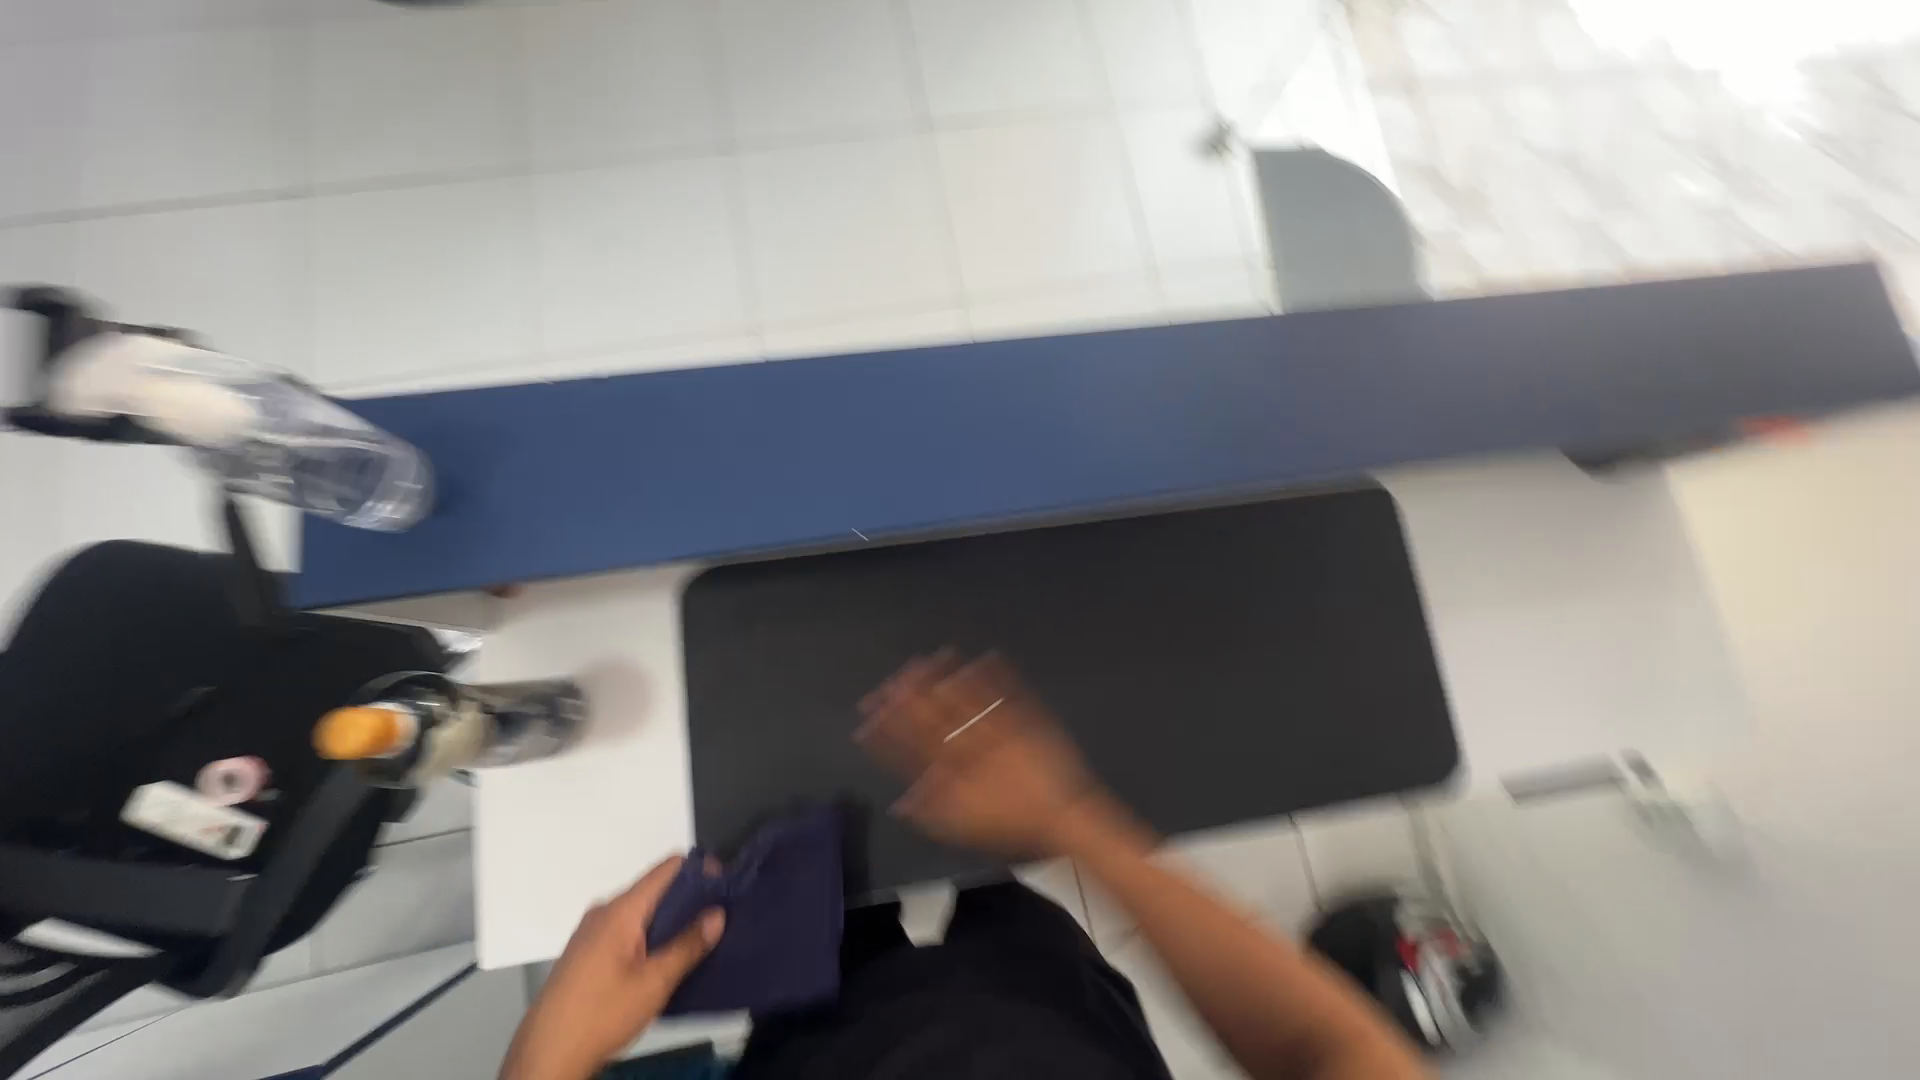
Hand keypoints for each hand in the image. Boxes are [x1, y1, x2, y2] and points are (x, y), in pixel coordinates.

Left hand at [499, 856, 724, 1079]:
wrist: (543, 1059)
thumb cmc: (600, 1015)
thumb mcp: (654, 983)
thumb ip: (688, 945)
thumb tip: (717, 913)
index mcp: (621, 910)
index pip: (667, 868)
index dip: (700, 870)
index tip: (724, 887)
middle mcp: (604, 911)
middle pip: (655, 888)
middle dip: (689, 899)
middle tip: (717, 918)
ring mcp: (591, 932)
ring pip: (642, 911)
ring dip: (670, 921)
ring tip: (698, 940)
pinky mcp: (586, 952)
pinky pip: (627, 928)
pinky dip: (650, 935)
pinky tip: (665, 959)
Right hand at [857, 651, 1109, 858]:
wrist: (1066, 817)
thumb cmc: (1014, 826)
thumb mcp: (965, 828)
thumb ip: (930, 811)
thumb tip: (900, 802)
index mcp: (955, 768)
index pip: (912, 742)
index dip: (887, 727)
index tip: (868, 715)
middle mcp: (973, 740)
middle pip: (934, 713)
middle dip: (907, 695)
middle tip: (889, 681)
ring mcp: (1001, 724)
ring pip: (966, 695)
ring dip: (945, 675)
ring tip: (927, 658)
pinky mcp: (1028, 716)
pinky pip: (1008, 690)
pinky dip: (996, 672)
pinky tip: (986, 655)